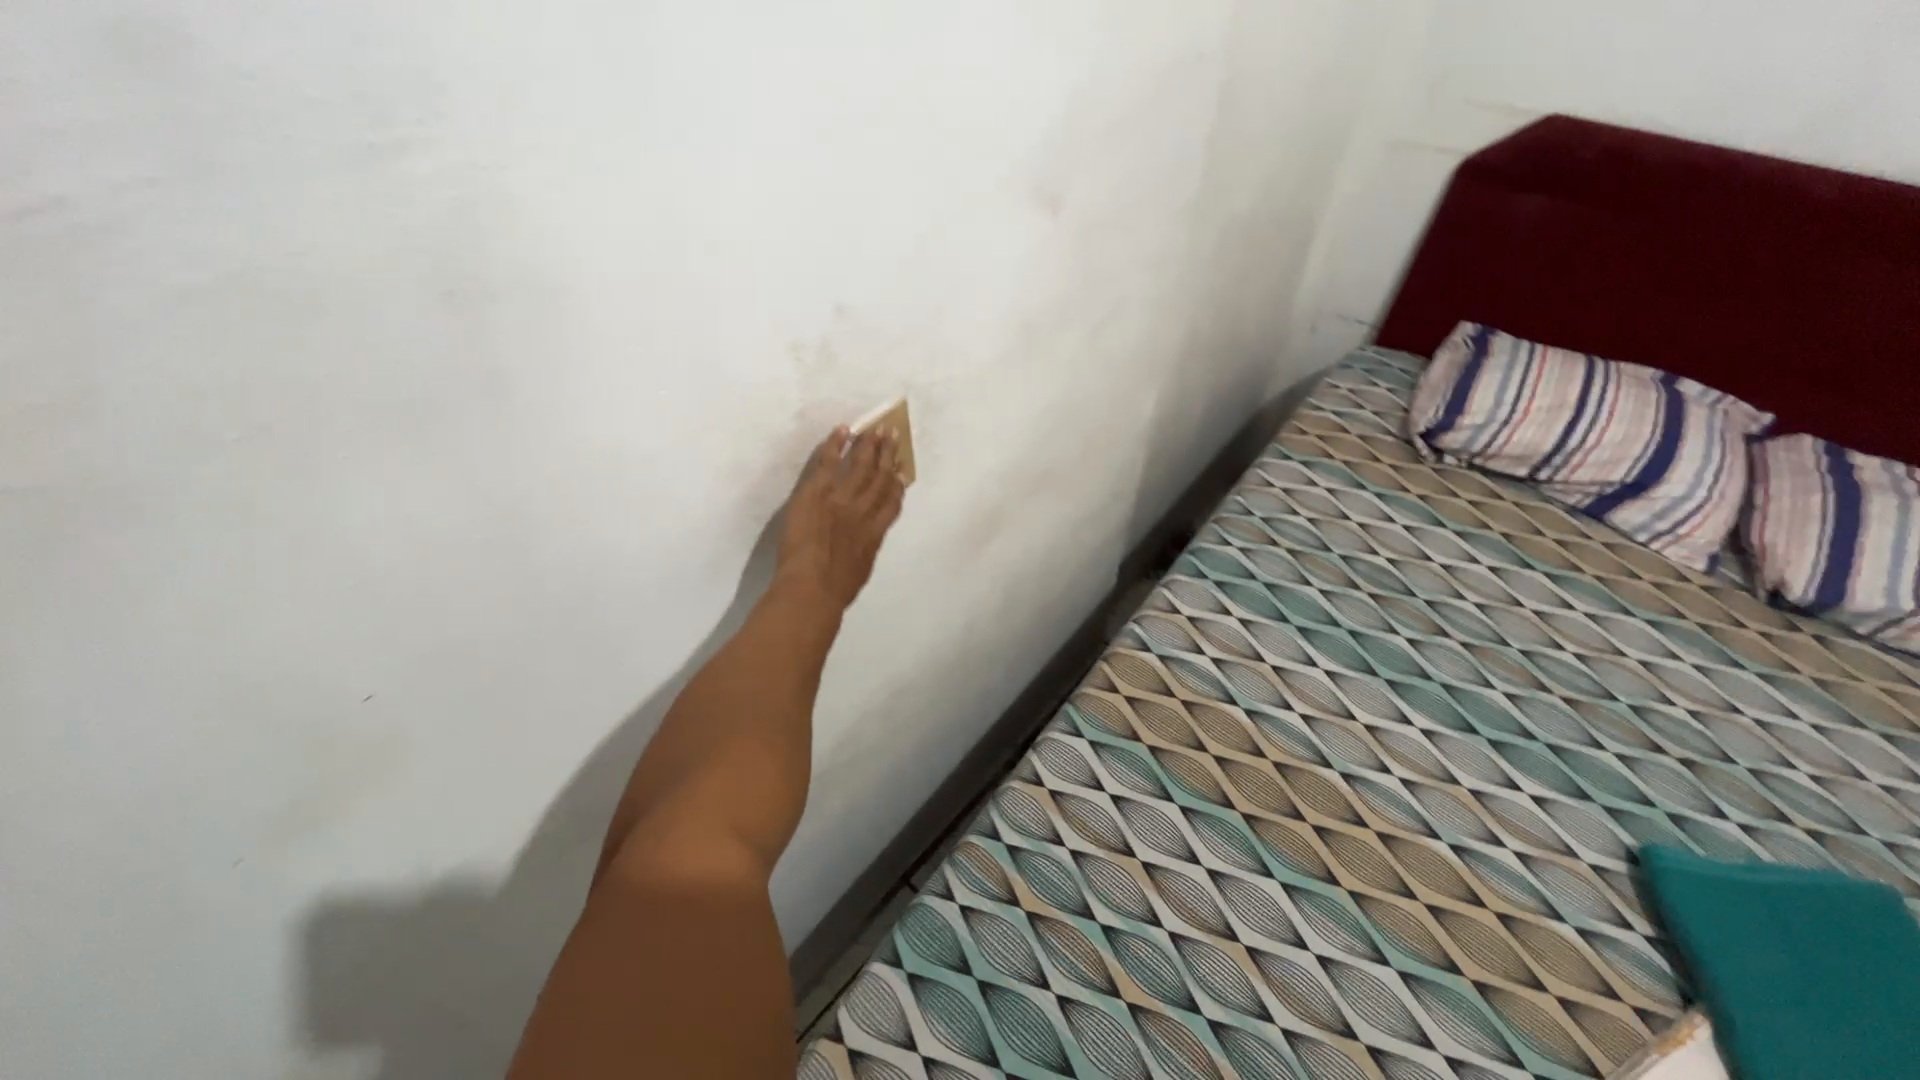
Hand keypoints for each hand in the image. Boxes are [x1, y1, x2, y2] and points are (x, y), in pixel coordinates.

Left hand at [775, 427, 905, 608]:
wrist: (811, 588)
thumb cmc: (835, 591)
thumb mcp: (861, 572)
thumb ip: (865, 553)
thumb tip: (865, 545)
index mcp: (875, 534)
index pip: (891, 503)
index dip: (898, 484)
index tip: (902, 471)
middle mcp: (863, 511)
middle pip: (880, 478)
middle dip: (888, 455)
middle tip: (892, 435)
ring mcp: (841, 499)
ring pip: (861, 466)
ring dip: (869, 444)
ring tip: (876, 428)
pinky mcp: (818, 493)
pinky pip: (829, 463)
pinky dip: (837, 445)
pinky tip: (843, 430)